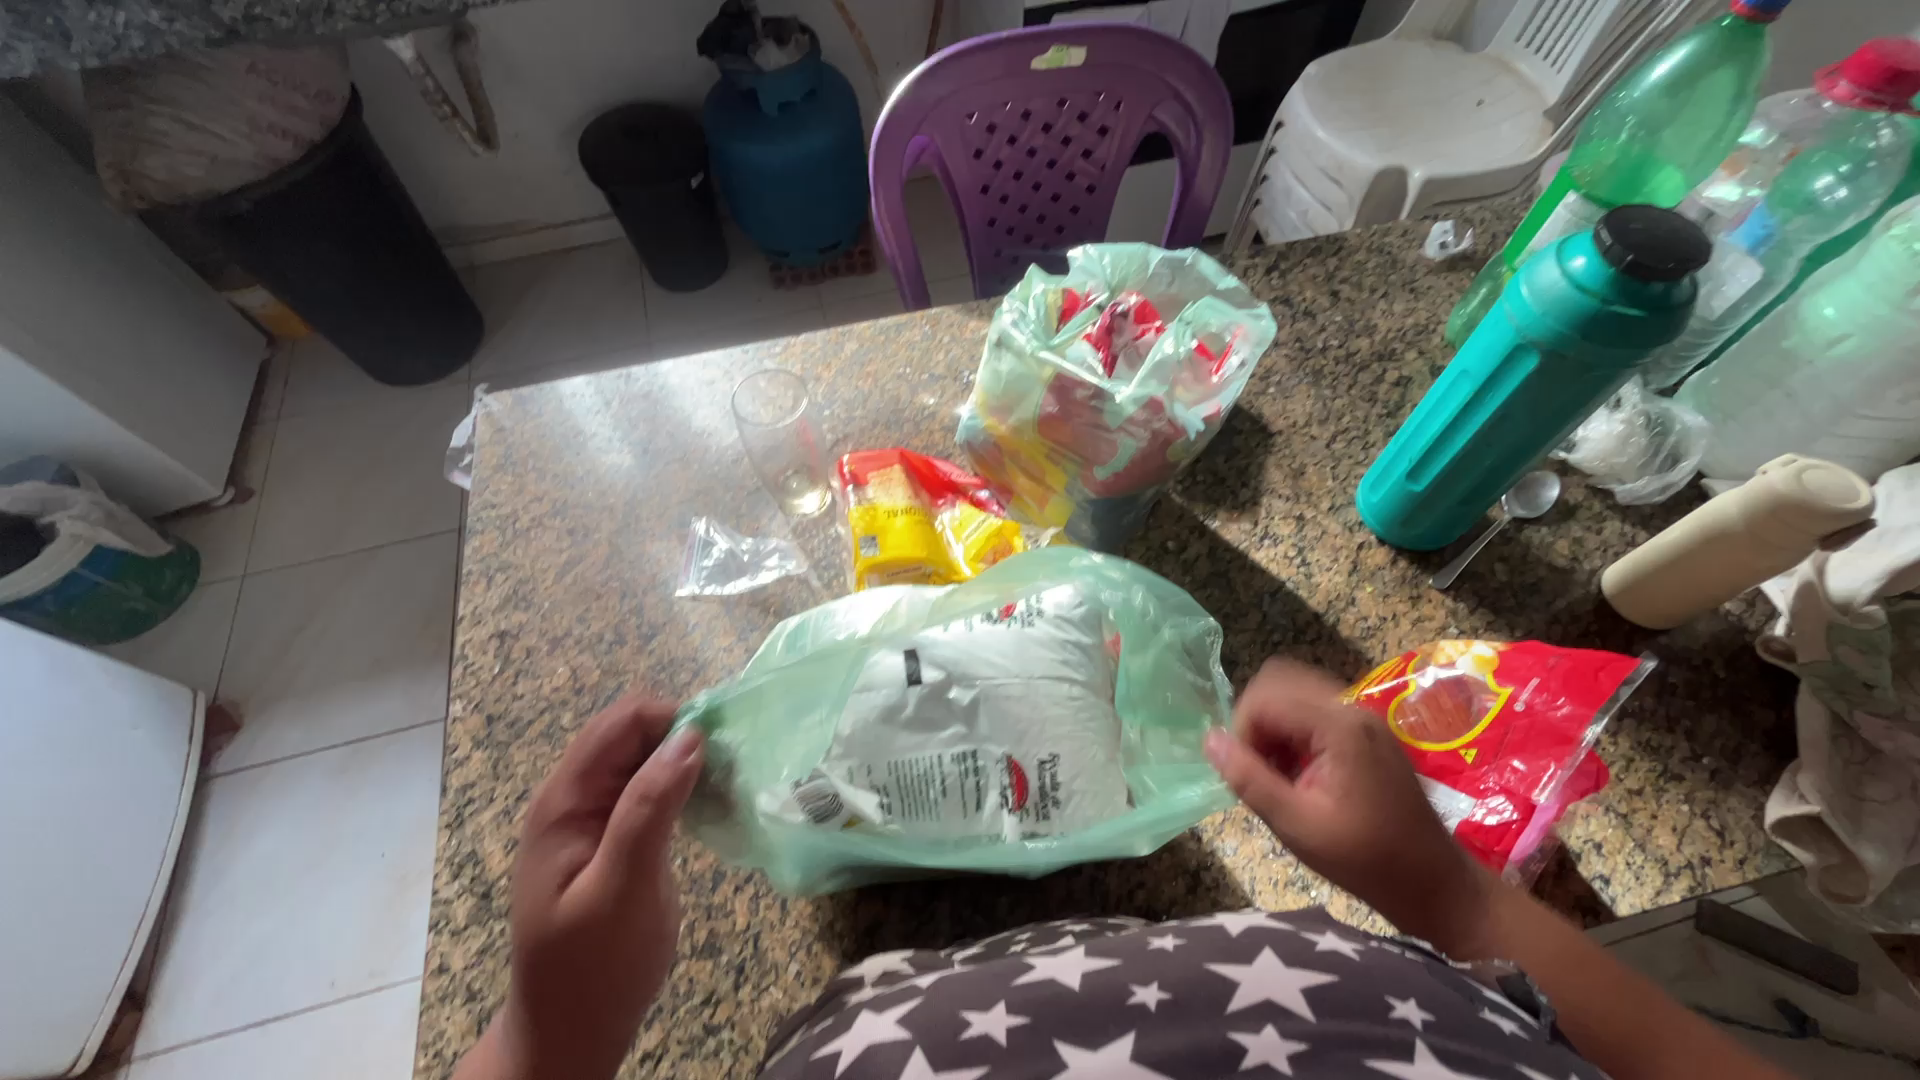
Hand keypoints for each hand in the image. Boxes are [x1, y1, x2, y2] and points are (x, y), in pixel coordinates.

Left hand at [477, 692, 703, 1079]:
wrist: (572, 1033)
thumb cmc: (593, 968)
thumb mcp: (622, 887)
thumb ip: (649, 808)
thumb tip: (690, 736)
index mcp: (565, 801)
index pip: (620, 723)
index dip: (671, 720)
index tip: (721, 748)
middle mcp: (578, 797)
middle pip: (635, 734)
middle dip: (684, 738)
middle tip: (732, 770)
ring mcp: (597, 817)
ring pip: (648, 759)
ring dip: (690, 763)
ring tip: (729, 787)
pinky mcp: (620, 836)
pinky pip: (654, 790)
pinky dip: (687, 788)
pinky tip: (715, 806)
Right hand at [1204, 660, 1491, 951]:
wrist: (1433, 883)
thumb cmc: (1365, 860)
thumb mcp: (1296, 825)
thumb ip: (1249, 779)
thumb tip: (1209, 740)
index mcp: (1339, 727)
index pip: (1264, 699)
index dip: (1243, 733)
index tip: (1248, 775)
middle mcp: (1352, 707)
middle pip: (1278, 681)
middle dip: (1255, 720)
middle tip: (1259, 766)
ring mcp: (1362, 715)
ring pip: (1293, 690)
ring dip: (1273, 724)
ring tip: (1277, 770)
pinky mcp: (1365, 728)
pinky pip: (1312, 707)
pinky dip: (1292, 728)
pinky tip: (1298, 769)